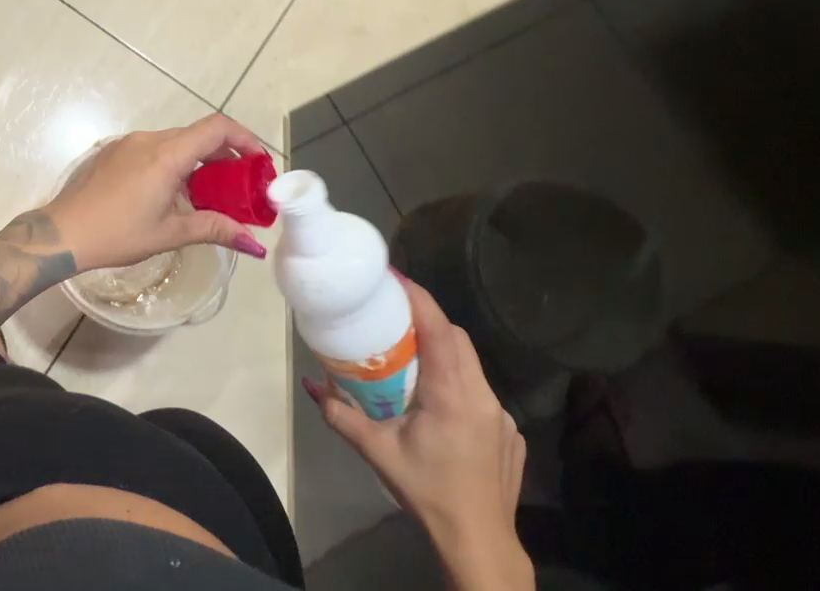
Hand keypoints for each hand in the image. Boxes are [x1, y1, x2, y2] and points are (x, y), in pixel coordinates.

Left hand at [34, 113, 270, 274]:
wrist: (63, 232)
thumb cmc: (118, 233)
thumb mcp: (170, 234)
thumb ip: (215, 229)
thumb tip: (254, 242)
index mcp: (166, 155)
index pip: (216, 127)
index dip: (244, 138)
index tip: (258, 161)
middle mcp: (148, 140)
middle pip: (197, 135)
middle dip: (225, 156)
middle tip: (241, 186)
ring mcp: (128, 143)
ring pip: (175, 142)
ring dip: (198, 161)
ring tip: (210, 194)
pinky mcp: (114, 152)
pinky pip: (154, 148)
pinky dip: (174, 163)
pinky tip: (174, 193)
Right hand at [304, 277, 530, 590]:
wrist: (480, 540)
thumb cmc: (426, 491)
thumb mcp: (377, 452)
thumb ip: (341, 416)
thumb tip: (311, 385)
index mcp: (451, 394)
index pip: (439, 329)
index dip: (419, 299)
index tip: (395, 279)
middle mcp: (481, 395)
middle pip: (458, 339)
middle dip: (428, 319)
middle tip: (395, 316)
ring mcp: (500, 413)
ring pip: (471, 364)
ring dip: (443, 350)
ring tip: (412, 354)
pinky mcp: (509, 431)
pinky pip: (480, 391)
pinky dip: (457, 381)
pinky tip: (438, 405)